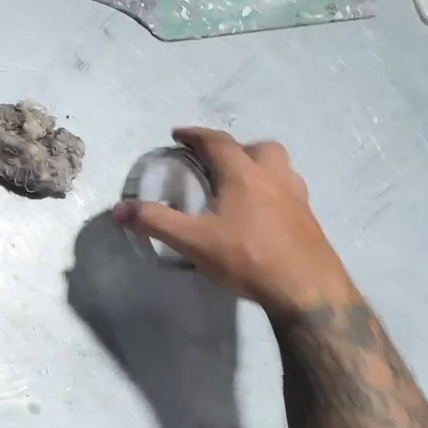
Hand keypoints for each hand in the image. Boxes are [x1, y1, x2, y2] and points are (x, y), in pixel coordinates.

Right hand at [112, 127, 354, 313]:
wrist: (308, 291)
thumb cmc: (248, 258)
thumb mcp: (191, 241)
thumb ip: (153, 221)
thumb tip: (118, 209)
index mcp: (244, 176)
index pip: (218, 143)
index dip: (196, 135)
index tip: (177, 135)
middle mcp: (275, 180)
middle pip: (261, 148)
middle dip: (235, 147)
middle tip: (214, 162)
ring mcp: (297, 200)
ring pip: (281, 168)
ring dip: (259, 166)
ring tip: (238, 184)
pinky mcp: (309, 221)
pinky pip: (289, 191)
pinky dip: (271, 190)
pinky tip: (259, 213)